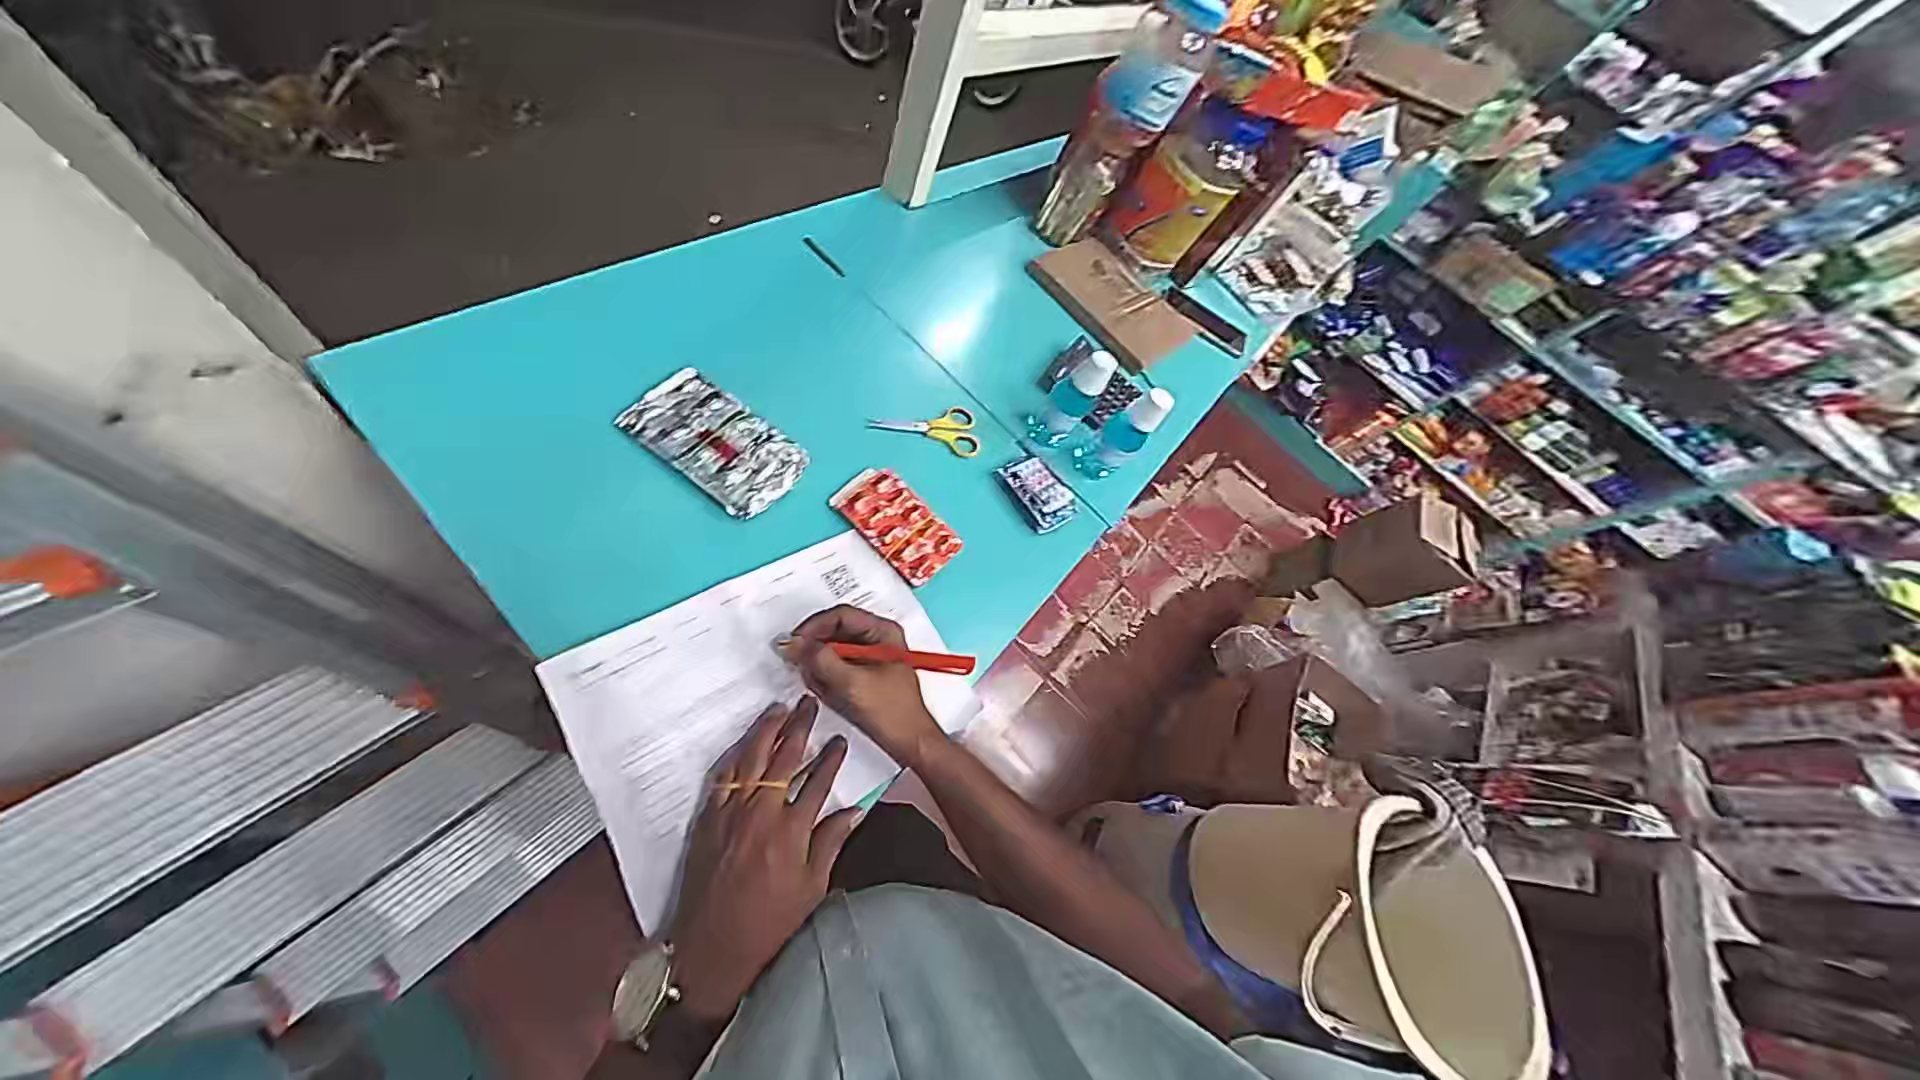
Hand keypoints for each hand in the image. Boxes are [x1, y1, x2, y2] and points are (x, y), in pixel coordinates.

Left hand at [668, 697, 859, 1022]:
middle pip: (783, 758)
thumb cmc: (770, 922)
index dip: (831, 757)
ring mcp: (731, 813)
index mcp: (791, 830)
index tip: (840, 740)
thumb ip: (831, 841)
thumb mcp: (812, 887)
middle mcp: (761, 813)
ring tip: (779, 710)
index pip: (818, 780)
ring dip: (766, 730)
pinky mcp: (708, 819)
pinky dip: (736, 755)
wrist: (712, 949)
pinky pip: (723, 777)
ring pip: (750, 758)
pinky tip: (745, 743)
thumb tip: (855, 809)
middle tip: (808, 704)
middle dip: (799, 727)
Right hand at [787, 605, 945, 768]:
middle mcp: (877, 639)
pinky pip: (836, 666)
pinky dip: (826, 676)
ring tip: (819, 682)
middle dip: (816, 648)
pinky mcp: (863, 673)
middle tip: (801, 662)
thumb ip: (822, 660)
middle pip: (835, 631)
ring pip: (832, 650)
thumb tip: (797, 644)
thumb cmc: (894, 713)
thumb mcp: (852, 683)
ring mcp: (869, 656)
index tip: (795, 642)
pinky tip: (826, 690)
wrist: (908, 741)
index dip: (814, 627)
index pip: (841, 615)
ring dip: (820, 665)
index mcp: (883, 632)